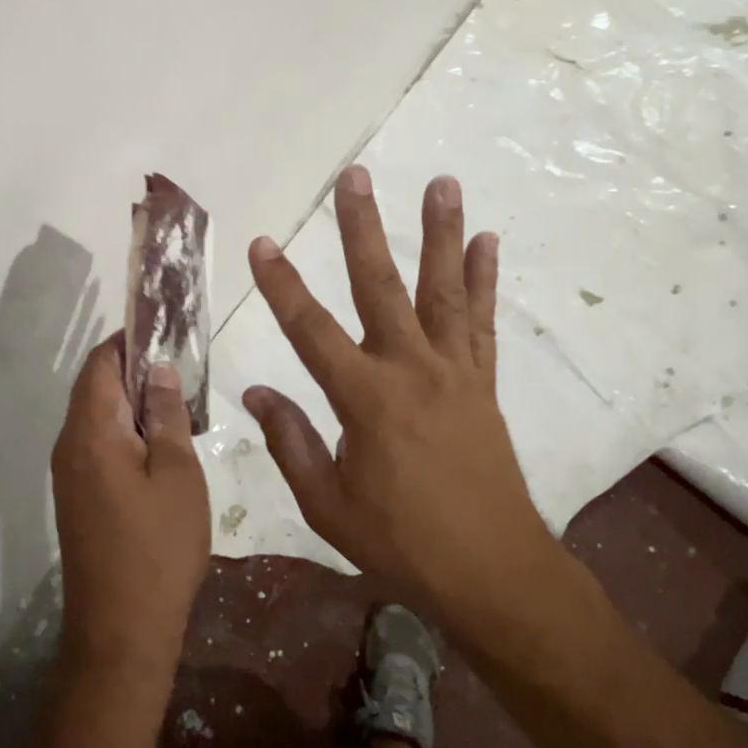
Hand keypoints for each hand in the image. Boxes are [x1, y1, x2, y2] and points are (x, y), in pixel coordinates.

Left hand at [50, 334, 209, 671]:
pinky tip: (163, 446)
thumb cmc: (158, 546)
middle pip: (97, 387)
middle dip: (136, 370)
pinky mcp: (79, 498)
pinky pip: (99, 446)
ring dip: (135, 404)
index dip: (130, 339)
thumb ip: (166, 415)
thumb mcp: (177, 473)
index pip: (101, 363)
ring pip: (99, 418)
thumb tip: (157, 369)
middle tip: (184, 368)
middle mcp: (69, 445)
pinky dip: (128, 433)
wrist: (122, 629)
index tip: (167, 328)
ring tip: (182, 405)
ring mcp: (70, 474)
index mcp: (90, 431)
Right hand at [242, 167, 557, 635]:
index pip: (310, 328)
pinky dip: (484, 280)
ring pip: (443, 289)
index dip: (281, 284)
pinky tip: (486, 244)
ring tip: (441, 183)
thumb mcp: (326, 503)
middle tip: (356, 177)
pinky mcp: (482, 383)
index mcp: (364, 397)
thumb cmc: (400, 542)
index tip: (260, 242)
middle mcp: (410, 368)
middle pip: (381, 285)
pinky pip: (481, 322)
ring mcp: (453, 371)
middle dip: (363, 228)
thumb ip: (289, 442)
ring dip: (440, 233)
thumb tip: (256, 391)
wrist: (492, 570)